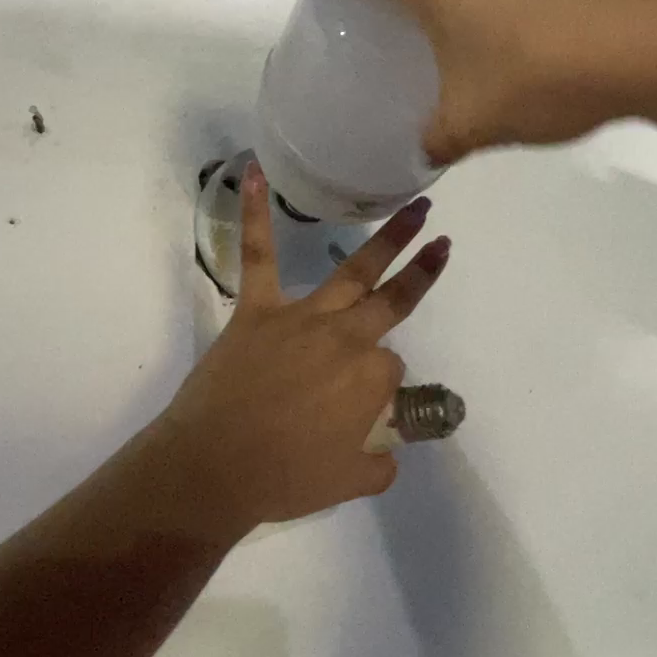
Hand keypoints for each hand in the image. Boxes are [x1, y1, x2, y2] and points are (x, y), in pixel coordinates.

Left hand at [153, 163, 449, 526]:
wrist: (214, 469)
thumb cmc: (283, 479)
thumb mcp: (349, 482)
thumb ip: (379, 465)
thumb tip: (386, 454)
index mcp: (371, 379)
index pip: (390, 369)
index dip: (377, 388)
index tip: (355, 406)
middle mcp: (346, 338)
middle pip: (392, 301)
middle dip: (421, 270)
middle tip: (442, 242)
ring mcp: (302, 318)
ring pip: (353, 272)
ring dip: (387, 239)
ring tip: (416, 210)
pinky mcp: (257, 310)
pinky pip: (257, 255)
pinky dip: (254, 215)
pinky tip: (254, 174)